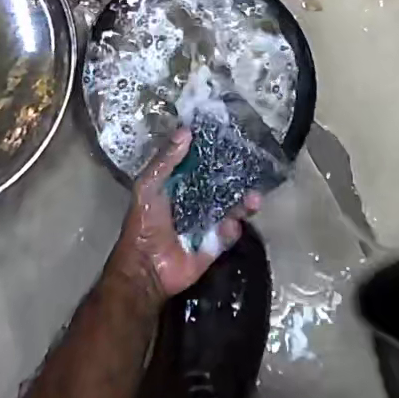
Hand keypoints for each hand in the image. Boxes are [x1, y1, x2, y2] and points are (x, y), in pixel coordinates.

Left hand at [106, 127, 260, 304]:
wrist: (145, 266)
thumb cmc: (144, 221)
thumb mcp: (149, 185)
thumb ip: (165, 160)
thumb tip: (185, 131)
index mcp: (176, 186)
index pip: (198, 165)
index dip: (213, 155)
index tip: (232, 141)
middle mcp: (193, 202)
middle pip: (220, 187)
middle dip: (237, 180)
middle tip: (253, 171)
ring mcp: (205, 224)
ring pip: (230, 209)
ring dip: (243, 204)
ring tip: (255, 198)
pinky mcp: (213, 245)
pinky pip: (228, 234)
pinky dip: (231, 228)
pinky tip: (231, 223)